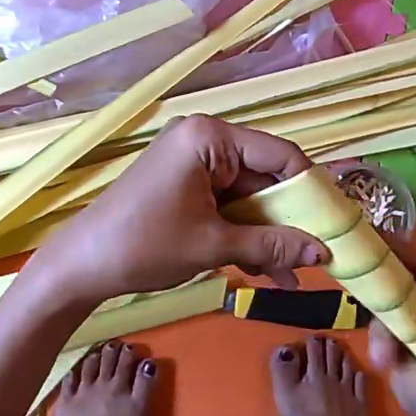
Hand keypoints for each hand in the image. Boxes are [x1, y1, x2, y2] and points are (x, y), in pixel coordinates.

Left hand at [21, 115, 326, 305]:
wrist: (82, 265)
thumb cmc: (145, 245)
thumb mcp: (213, 245)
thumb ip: (271, 244)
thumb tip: (324, 254)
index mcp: (209, 138)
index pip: (280, 154)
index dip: (309, 190)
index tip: (333, 224)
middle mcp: (203, 140)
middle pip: (264, 176)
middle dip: (286, 221)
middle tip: (315, 256)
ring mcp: (191, 163)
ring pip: (247, 197)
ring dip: (266, 235)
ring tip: (289, 277)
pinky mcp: (184, 185)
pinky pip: (225, 205)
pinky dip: (242, 234)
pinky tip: (262, 270)